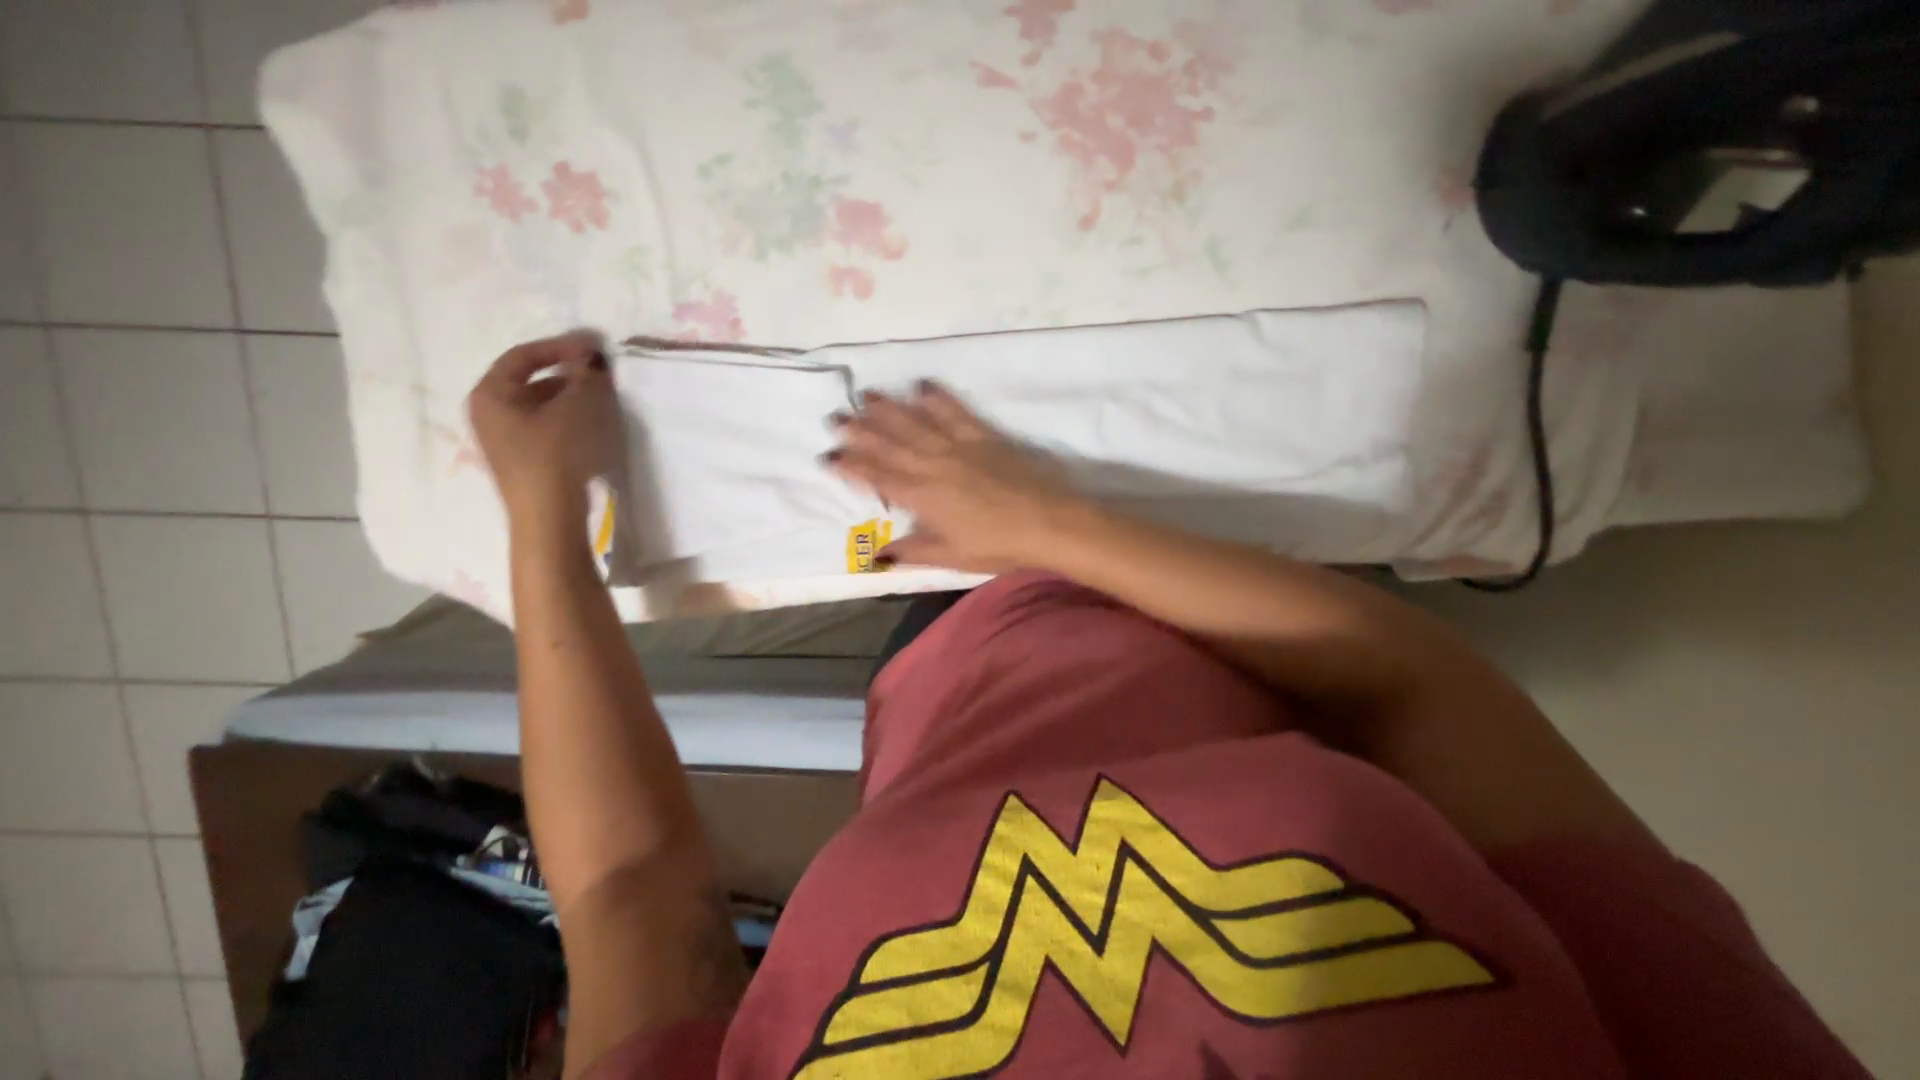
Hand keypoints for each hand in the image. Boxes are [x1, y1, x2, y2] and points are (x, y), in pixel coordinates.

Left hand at [468, 331, 621, 524]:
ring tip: (602, 400)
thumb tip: (592, 361)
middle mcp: (488, 413)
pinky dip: (568, 419)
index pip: (524, 355)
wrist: (549, 517)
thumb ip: (587, 376)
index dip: (562, 346)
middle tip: (601, 375)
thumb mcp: (578, 406)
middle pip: (531, 380)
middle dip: (569, 374)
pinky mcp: (522, 461)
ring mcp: (503, 440)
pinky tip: (591, 426)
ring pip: (540, 406)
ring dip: (572, 398)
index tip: (595, 348)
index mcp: (489, 393)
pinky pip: (545, 427)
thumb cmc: (555, 453)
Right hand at [826, 382, 1088, 571]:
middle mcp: (933, 465)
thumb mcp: (952, 556)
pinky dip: (937, 397)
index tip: (829, 456)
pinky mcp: (984, 435)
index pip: (878, 478)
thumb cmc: (999, 546)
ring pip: (916, 422)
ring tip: (867, 395)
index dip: (852, 467)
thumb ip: (914, 551)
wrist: (1048, 522)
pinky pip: (955, 411)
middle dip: (860, 431)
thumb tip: (878, 556)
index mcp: (922, 497)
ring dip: (889, 408)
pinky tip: (921, 384)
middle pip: (890, 444)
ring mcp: (958, 446)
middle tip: (836, 417)